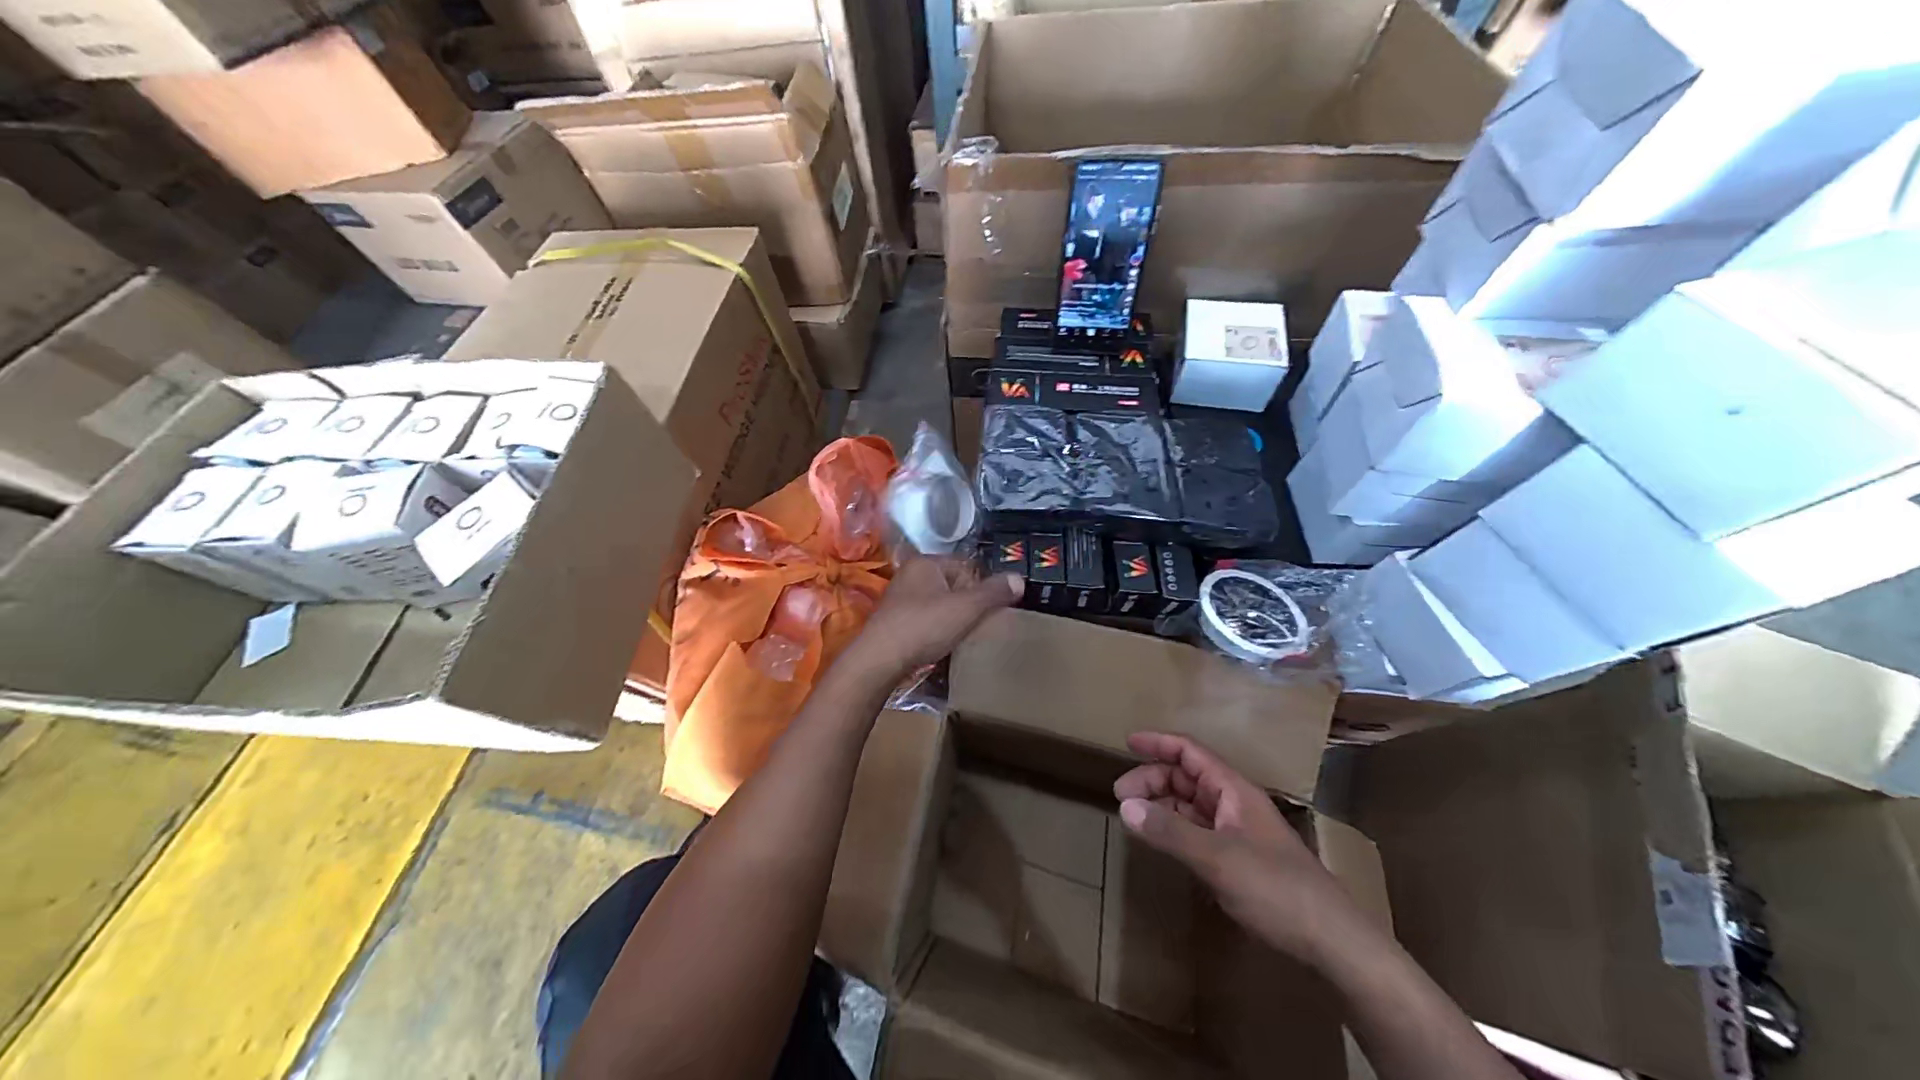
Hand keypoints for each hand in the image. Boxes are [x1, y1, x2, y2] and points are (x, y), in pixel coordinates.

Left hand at [841, 556, 1020, 681]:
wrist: (879, 661)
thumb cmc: (924, 627)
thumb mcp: (966, 608)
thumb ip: (994, 593)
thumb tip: (1019, 578)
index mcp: (926, 563)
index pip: (966, 565)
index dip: (984, 585)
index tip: (995, 608)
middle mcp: (909, 575)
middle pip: (953, 584)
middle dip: (969, 603)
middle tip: (982, 623)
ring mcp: (899, 600)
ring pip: (938, 604)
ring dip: (953, 618)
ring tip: (965, 636)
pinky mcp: (894, 623)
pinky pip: (925, 620)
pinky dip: (937, 630)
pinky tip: (943, 645)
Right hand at [1114, 732, 1379, 969]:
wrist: (1332, 940)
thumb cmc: (1277, 888)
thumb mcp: (1218, 858)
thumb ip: (1170, 831)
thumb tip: (1125, 807)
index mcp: (1234, 791)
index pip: (1191, 753)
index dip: (1159, 743)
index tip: (1127, 742)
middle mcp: (1235, 805)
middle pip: (1187, 777)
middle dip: (1153, 779)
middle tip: (1121, 797)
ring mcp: (1237, 833)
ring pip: (1191, 805)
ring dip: (1162, 804)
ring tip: (1134, 817)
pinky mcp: (1238, 861)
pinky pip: (1197, 832)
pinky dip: (1174, 829)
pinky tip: (1160, 841)